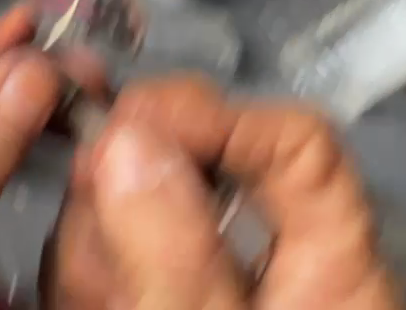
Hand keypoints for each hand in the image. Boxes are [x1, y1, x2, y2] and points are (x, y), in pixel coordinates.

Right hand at [47, 77, 401, 309]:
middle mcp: (257, 250)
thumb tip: (125, 134)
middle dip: (120, 181)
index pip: (296, 143)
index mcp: (329, 269)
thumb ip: (178, 253)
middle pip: (185, 148)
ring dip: (90, 237)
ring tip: (93, 301)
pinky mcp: (142, 274)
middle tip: (96, 226)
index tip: (127, 126)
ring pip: (125, 187)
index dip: (215, 113)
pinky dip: (76, 263)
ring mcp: (192, 261)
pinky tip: (82, 304)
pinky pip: (93, 232)